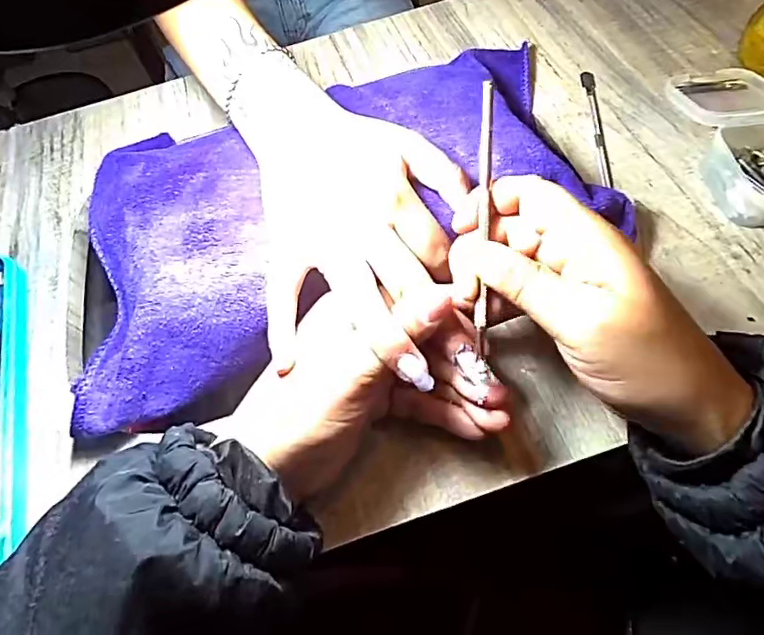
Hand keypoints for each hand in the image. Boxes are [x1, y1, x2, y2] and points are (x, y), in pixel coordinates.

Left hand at [217, 291, 508, 499]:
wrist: (265, 467)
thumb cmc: (296, 413)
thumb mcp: (350, 372)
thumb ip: (396, 334)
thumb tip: (442, 295)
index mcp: (349, 308)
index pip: (411, 304)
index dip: (452, 327)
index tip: (484, 349)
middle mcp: (362, 330)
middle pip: (425, 340)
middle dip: (465, 368)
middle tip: (498, 394)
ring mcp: (370, 364)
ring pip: (427, 372)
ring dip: (463, 395)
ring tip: (497, 417)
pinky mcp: (375, 396)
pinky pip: (419, 400)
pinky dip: (446, 413)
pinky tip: (475, 426)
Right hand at [251, 102, 497, 407]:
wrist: (293, 127)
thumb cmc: (354, 138)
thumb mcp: (408, 144)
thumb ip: (447, 175)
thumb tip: (475, 213)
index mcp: (393, 198)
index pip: (439, 254)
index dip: (463, 286)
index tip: (475, 315)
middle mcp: (360, 226)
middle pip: (409, 285)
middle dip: (443, 328)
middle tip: (470, 365)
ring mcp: (321, 242)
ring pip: (358, 301)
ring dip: (388, 342)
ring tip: (415, 376)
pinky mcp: (286, 249)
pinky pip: (282, 293)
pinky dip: (281, 329)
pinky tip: (289, 364)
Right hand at [449, 176, 754, 454]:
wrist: (692, 410)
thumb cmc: (646, 360)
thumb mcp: (579, 320)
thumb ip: (520, 280)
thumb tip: (469, 251)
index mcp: (583, 236)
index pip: (528, 192)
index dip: (488, 201)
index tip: (460, 230)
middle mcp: (570, 246)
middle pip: (507, 227)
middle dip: (477, 251)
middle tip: (461, 289)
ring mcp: (564, 274)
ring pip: (504, 258)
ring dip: (481, 278)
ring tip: (468, 307)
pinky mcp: (558, 300)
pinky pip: (514, 285)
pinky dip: (495, 297)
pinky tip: (483, 317)